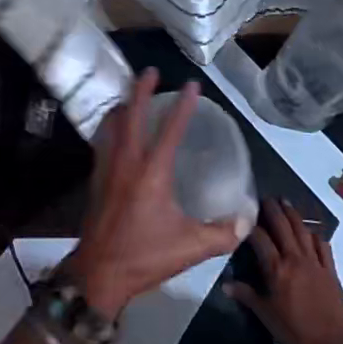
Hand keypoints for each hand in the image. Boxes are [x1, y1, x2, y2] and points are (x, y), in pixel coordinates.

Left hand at [64, 69, 251, 317]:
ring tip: (130, 96)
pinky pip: (103, 142)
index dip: (183, 105)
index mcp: (152, 173)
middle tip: (150, 71)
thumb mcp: (192, 248)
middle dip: (140, 90)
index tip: (191, 84)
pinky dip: (110, 128)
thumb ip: (223, 233)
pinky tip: (114, 131)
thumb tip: (246, 221)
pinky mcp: (96, 179)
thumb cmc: (145, 256)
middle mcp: (127, 162)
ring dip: (123, 106)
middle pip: (132, 115)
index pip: (170, 129)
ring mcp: (107, 168)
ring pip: (113, 126)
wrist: (99, 271)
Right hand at [228, 198, 342, 343]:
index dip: (250, 224)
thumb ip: (246, 295)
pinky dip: (315, 234)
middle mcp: (295, 259)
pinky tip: (310, 231)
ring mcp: (315, 263)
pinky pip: (322, 246)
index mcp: (277, 269)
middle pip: (283, 227)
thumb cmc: (295, 332)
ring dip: (293, 214)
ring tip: (285, 202)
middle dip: (273, 210)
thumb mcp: (266, 316)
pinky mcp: (331, 271)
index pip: (260, 238)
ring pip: (302, 231)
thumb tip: (225, 285)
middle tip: (265, 197)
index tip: (242, 214)